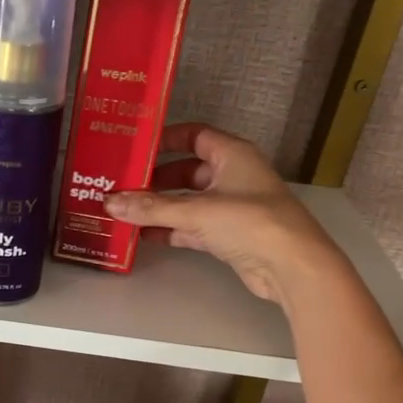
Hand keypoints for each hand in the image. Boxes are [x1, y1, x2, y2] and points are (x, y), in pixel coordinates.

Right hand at [102, 123, 340, 307]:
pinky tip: (142, 235)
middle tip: (121, 186)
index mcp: (232, 155)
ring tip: (124, 211)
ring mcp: (230, 207)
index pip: (194, 135)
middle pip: (186, 171)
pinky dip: (170, 229)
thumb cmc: (252, 223)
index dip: (165, 139)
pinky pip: (191, 226)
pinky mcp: (228, 235)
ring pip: (187, 201)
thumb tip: (110, 203)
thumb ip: (152, 209)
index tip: (135, 147)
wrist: (292, 267)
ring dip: (159, 207)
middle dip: (154, 179)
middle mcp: (232, 176)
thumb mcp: (197, 211)